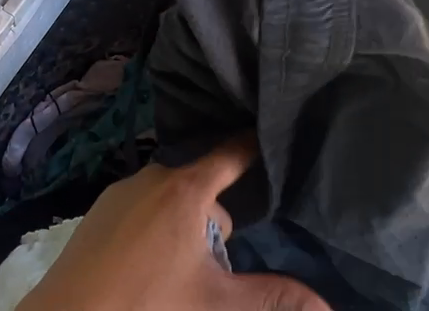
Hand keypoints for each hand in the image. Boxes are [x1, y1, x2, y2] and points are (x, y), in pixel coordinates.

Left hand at [18, 138, 326, 310]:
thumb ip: (272, 298)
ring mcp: (122, 189)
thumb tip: (327, 304)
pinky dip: (156, 226)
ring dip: (185, 226)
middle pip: (202, 186)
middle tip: (214, 267)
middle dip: (216, 221)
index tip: (273, 133)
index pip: (230, 153)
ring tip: (179, 273)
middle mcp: (153, 175)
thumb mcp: (217, 304)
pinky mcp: (100, 208)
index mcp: (185, 188)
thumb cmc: (150, 304)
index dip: (253, 146)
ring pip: (171, 198)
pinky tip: (148, 267)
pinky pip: (143, 206)